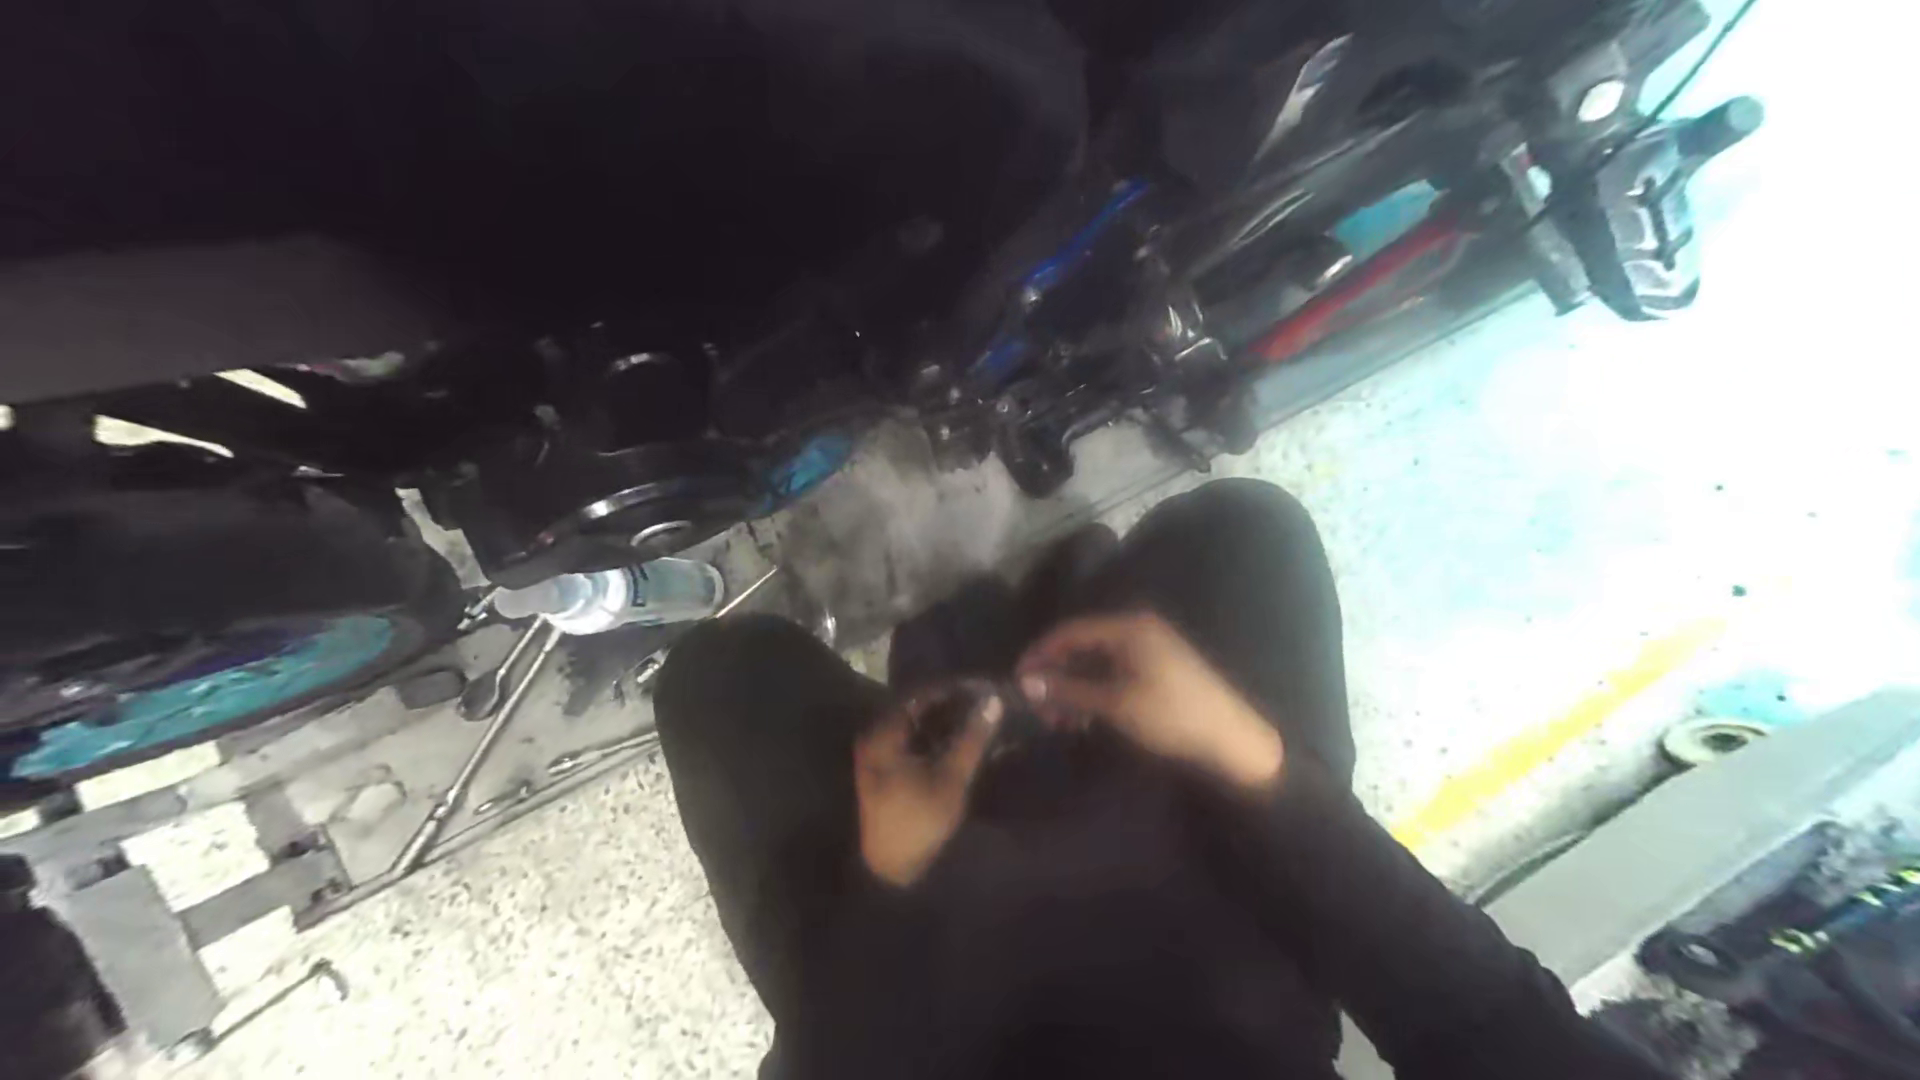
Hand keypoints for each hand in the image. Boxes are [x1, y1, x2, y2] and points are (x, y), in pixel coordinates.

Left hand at [854, 682, 1002, 886]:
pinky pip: (910, 740)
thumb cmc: (919, 820)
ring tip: (975, 716)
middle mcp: (874, 736)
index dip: (952, 688)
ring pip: (914, 724)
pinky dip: (933, 736)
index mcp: (883, 733)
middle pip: (916, 707)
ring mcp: (876, 753)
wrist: (889, 871)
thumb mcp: (951, 777)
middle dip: (950, 703)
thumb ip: (972, 736)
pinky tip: (957, 739)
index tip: (981, 686)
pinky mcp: (883, 769)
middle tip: (982, 700)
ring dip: (943, 719)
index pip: (920, 694)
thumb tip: (993, 701)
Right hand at [1017, 612, 1281, 794]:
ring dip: (1073, 689)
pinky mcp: (1156, 670)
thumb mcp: (1115, 704)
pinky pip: (1113, 673)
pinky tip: (1083, 717)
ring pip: (1096, 663)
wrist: (1233, 741)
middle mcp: (1136, 630)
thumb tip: (1026, 681)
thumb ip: (1068, 689)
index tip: (1017, 678)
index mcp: (1128, 628)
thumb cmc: (1171, 715)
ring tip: (1058, 720)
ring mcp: (1148, 649)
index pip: (1070, 631)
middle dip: (1056, 676)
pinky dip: (1094, 693)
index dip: (1040, 653)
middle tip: (1038, 708)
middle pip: (1082, 646)